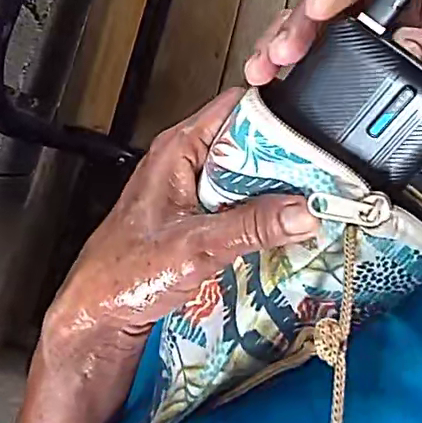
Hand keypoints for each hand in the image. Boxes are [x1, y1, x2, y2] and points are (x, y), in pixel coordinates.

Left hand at [33, 88, 321, 422]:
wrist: (97, 315)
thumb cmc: (124, 274)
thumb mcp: (196, 247)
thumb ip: (251, 226)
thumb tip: (304, 211)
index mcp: (179, 148)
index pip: (235, 107)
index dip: (274, 112)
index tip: (312, 131)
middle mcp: (187, 161)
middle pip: (246, 141)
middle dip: (284, 156)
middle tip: (324, 175)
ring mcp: (193, 189)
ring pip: (245, 174)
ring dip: (276, 188)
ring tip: (314, 202)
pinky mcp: (198, 216)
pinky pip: (239, 202)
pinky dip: (262, 212)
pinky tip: (285, 230)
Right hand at [242, 0, 421, 84]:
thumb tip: (407, 45)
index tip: (322, 5)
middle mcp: (358, 3)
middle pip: (317, 3)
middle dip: (297, 26)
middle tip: (286, 48)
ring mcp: (337, 27)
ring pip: (297, 25)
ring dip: (276, 45)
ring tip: (265, 65)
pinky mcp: (323, 52)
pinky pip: (292, 50)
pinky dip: (274, 63)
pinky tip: (265, 75)